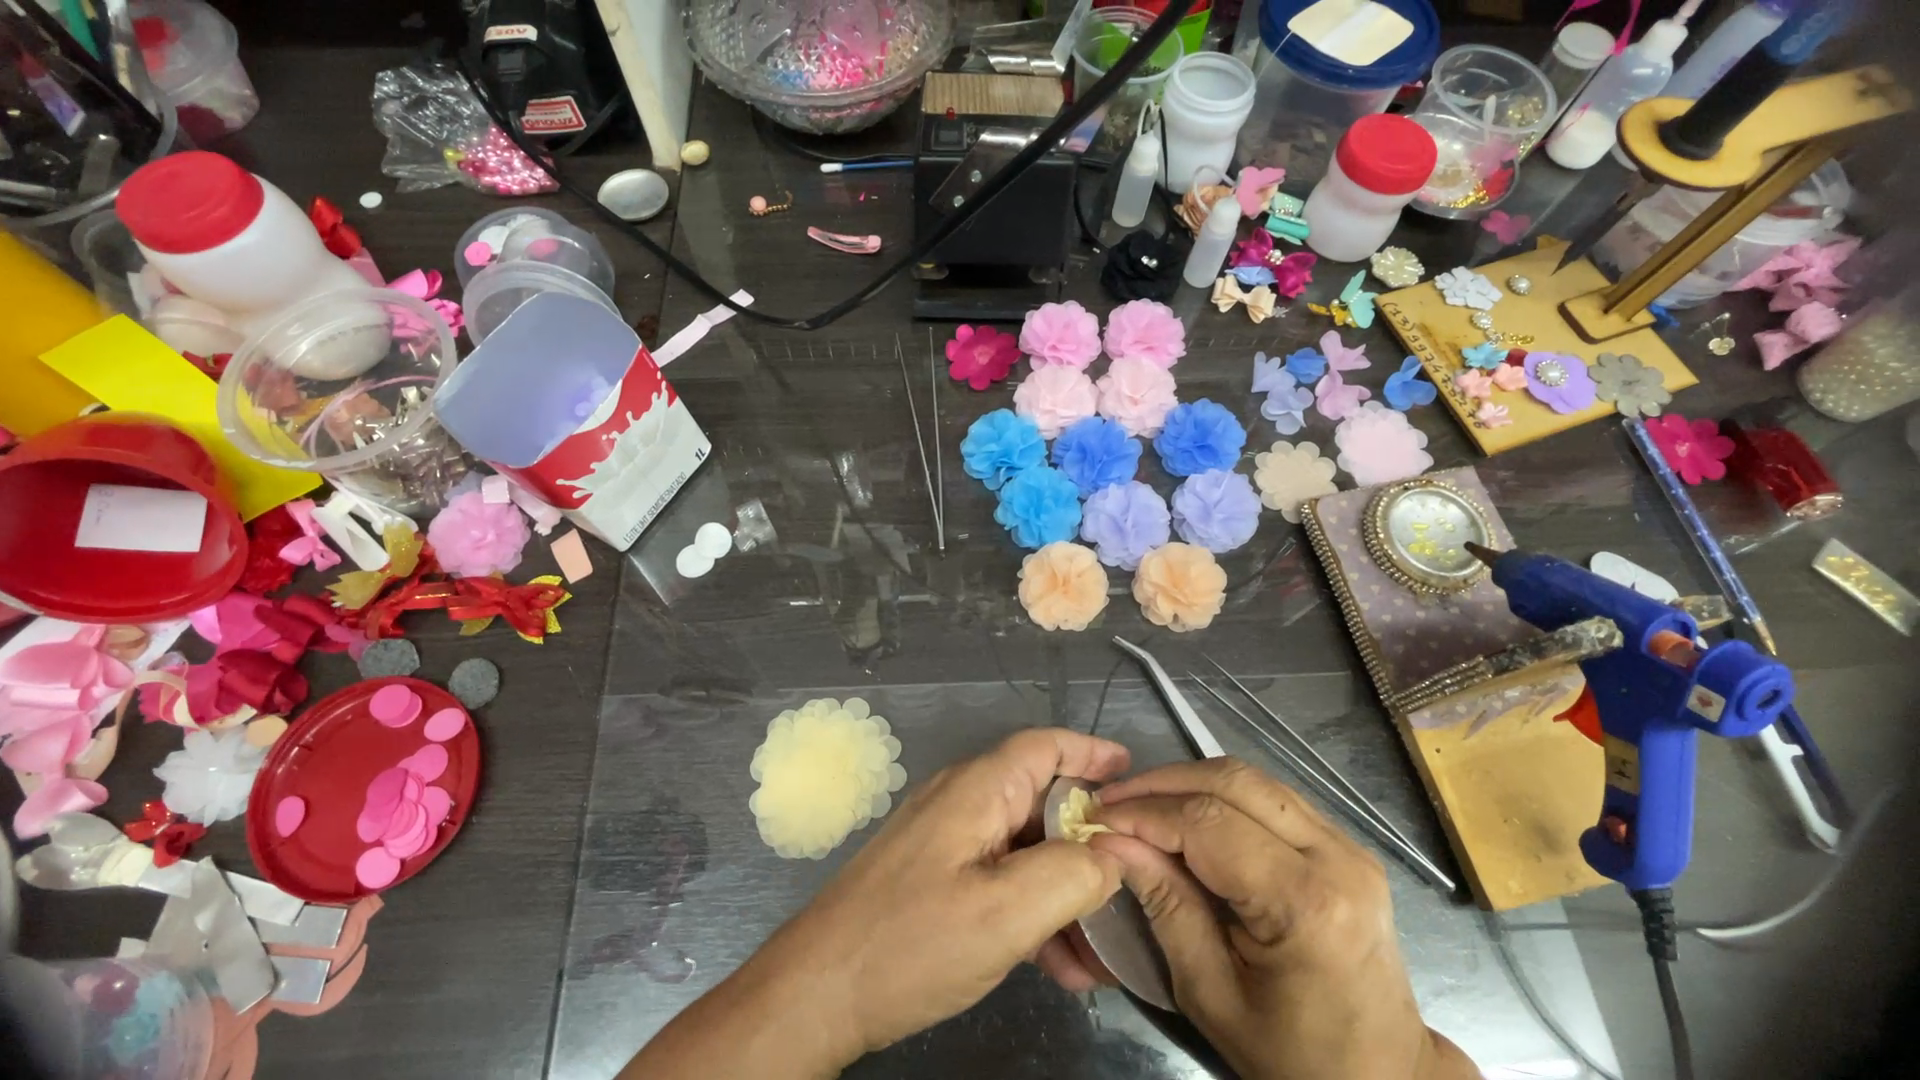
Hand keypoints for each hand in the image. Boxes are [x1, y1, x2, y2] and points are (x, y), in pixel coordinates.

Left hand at [627, 729, 1133, 1077]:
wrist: (817, 995)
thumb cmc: (912, 942)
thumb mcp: (1006, 911)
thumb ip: (1072, 873)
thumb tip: (1117, 850)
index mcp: (977, 790)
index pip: (1045, 746)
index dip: (1093, 752)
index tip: (1137, 775)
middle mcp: (962, 805)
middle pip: (1043, 804)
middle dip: (1091, 849)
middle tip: (1136, 889)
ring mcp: (947, 846)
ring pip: (1026, 854)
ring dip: (1067, 897)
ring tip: (1104, 957)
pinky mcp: (936, 884)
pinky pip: (1001, 885)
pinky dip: (1035, 917)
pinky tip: (1063, 970)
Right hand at [1090, 759, 1475, 1079]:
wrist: (1383, 1077)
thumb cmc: (1292, 1055)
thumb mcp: (1210, 993)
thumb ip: (1165, 907)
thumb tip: (1111, 844)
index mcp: (1305, 902)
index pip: (1207, 823)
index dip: (1144, 813)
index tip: (1095, 821)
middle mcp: (1336, 857)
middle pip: (1232, 782)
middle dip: (1162, 784)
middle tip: (1112, 801)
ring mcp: (1349, 845)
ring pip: (1253, 779)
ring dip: (1189, 782)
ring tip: (1140, 803)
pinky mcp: (1347, 846)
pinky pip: (1272, 797)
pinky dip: (1220, 796)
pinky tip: (1185, 815)